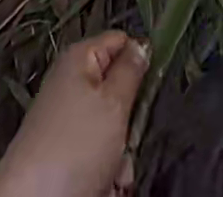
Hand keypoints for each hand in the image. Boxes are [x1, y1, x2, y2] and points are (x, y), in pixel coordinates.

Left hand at [0, 30, 147, 196]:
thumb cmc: (76, 144)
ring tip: (115, 169)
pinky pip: (101, 150)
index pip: (120, 41)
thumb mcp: (113, 102)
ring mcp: (71, 117)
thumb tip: (141, 44)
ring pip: (115, 125)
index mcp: (81, 59)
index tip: (152, 83)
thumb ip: (131, 70)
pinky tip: (105, 185)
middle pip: (120, 88)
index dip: (139, 58)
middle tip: (130, 134)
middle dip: (131, 116)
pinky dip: (108, 168)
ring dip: (123, 151)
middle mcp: (74, 82)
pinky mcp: (69, 148)